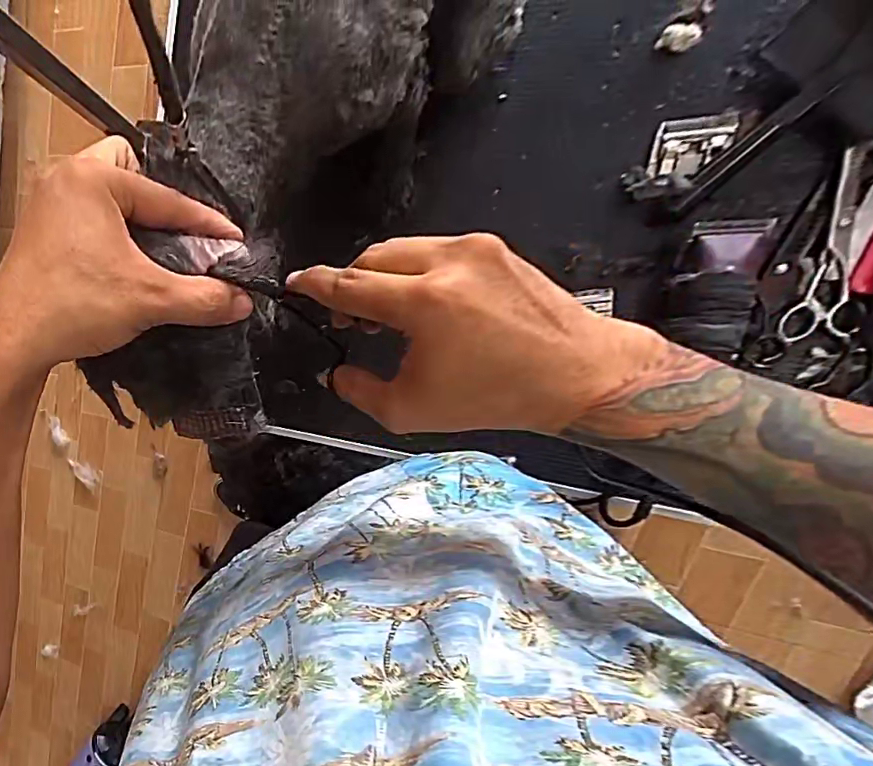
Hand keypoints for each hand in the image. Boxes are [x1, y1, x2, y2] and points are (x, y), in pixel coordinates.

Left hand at [0, 137, 253, 376]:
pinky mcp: (44, 233)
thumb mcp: (151, 300)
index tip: (233, 241)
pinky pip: (91, 219)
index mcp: (92, 179)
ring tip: (161, 250)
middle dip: (161, 200)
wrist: (15, 340)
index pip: (167, 197)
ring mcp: (50, 205)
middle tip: (183, 233)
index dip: (207, 223)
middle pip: (131, 172)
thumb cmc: (71, 306)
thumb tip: (241, 299)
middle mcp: (66, 180)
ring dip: (138, 219)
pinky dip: (116, 235)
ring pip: (109, 196)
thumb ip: (204, 297)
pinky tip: (130, 265)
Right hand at [287, 233, 719, 433]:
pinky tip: (427, 305)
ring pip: (406, 249)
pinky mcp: (496, 248)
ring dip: (385, 277)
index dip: (316, 285)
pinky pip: (439, 251)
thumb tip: (338, 373)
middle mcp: (447, 261)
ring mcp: (475, 248)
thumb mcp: (413, 410)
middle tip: (348, 316)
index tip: (297, 283)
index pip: (350, 284)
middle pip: (374, 257)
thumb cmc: (495, 396)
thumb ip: (361, 392)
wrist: (575, 373)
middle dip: (351, 283)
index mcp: (424, 302)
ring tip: (386, 312)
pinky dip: (418, 273)